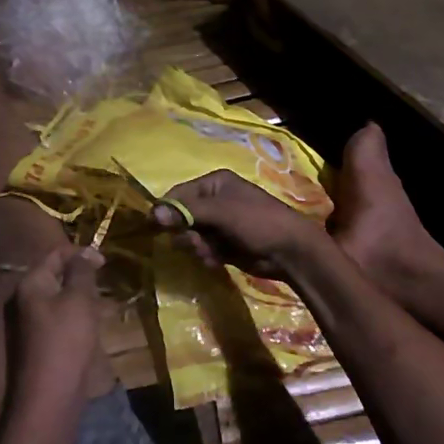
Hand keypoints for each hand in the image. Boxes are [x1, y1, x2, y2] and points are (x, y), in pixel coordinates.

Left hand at [11, 246, 104, 393]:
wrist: (52, 396)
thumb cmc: (66, 340)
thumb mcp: (79, 299)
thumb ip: (82, 271)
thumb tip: (86, 249)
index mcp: (31, 283)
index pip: (55, 254)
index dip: (80, 253)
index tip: (105, 260)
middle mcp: (28, 298)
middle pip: (57, 275)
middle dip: (82, 275)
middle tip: (105, 280)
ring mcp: (34, 321)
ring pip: (62, 297)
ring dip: (83, 296)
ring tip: (104, 301)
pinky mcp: (44, 340)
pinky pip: (63, 317)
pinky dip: (79, 315)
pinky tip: (95, 323)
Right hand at [151, 170, 331, 280]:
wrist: (291, 251)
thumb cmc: (257, 221)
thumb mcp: (221, 212)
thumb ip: (187, 212)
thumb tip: (152, 214)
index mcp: (214, 183)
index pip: (179, 194)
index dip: (167, 210)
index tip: (155, 227)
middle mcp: (214, 200)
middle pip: (182, 216)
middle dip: (186, 232)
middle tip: (195, 242)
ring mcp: (220, 223)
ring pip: (191, 235)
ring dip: (196, 246)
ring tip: (210, 253)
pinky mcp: (224, 243)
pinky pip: (203, 248)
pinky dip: (207, 255)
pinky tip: (218, 260)